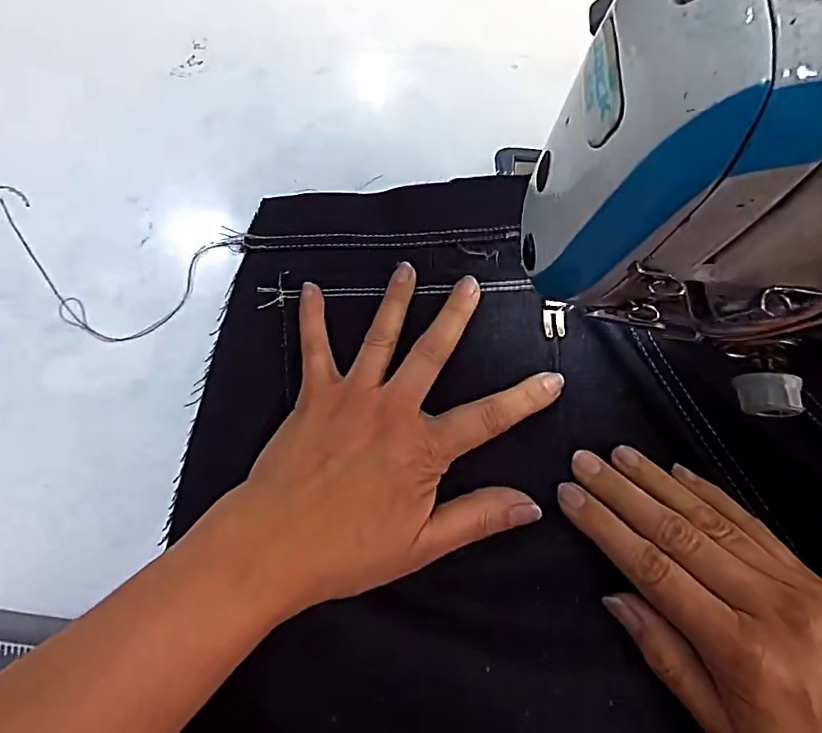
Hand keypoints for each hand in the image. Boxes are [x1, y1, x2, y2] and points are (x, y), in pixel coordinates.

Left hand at [185, 263, 563, 619]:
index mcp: (423, 446)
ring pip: (381, 337)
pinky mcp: (315, 396)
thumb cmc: (345, 550)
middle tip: (470, 285)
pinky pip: (315, 349)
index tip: (552, 380)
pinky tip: (312, 290)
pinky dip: (312, 318)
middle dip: (456, 316)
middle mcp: (392, 409)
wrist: (269, 549)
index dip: (525, 399)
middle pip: (433, 353)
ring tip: (408, 270)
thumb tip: (529, 506)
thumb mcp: (422, 545)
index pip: (488, 418)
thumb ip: (478, 517)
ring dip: (396, 300)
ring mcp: (352, 396)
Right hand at [559, 447, 821, 732]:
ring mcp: (794, 582)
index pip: (655, 569)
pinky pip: (753, 523)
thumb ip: (670, 660)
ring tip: (624, 456)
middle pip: (678, 531)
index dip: (607, 528)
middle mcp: (767, 602)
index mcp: (742, 649)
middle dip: (624, 492)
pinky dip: (713, 493)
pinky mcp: (812, 575)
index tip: (575, 498)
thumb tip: (619, 601)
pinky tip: (684, 473)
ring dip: (660, 481)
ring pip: (712, 517)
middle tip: (587, 461)